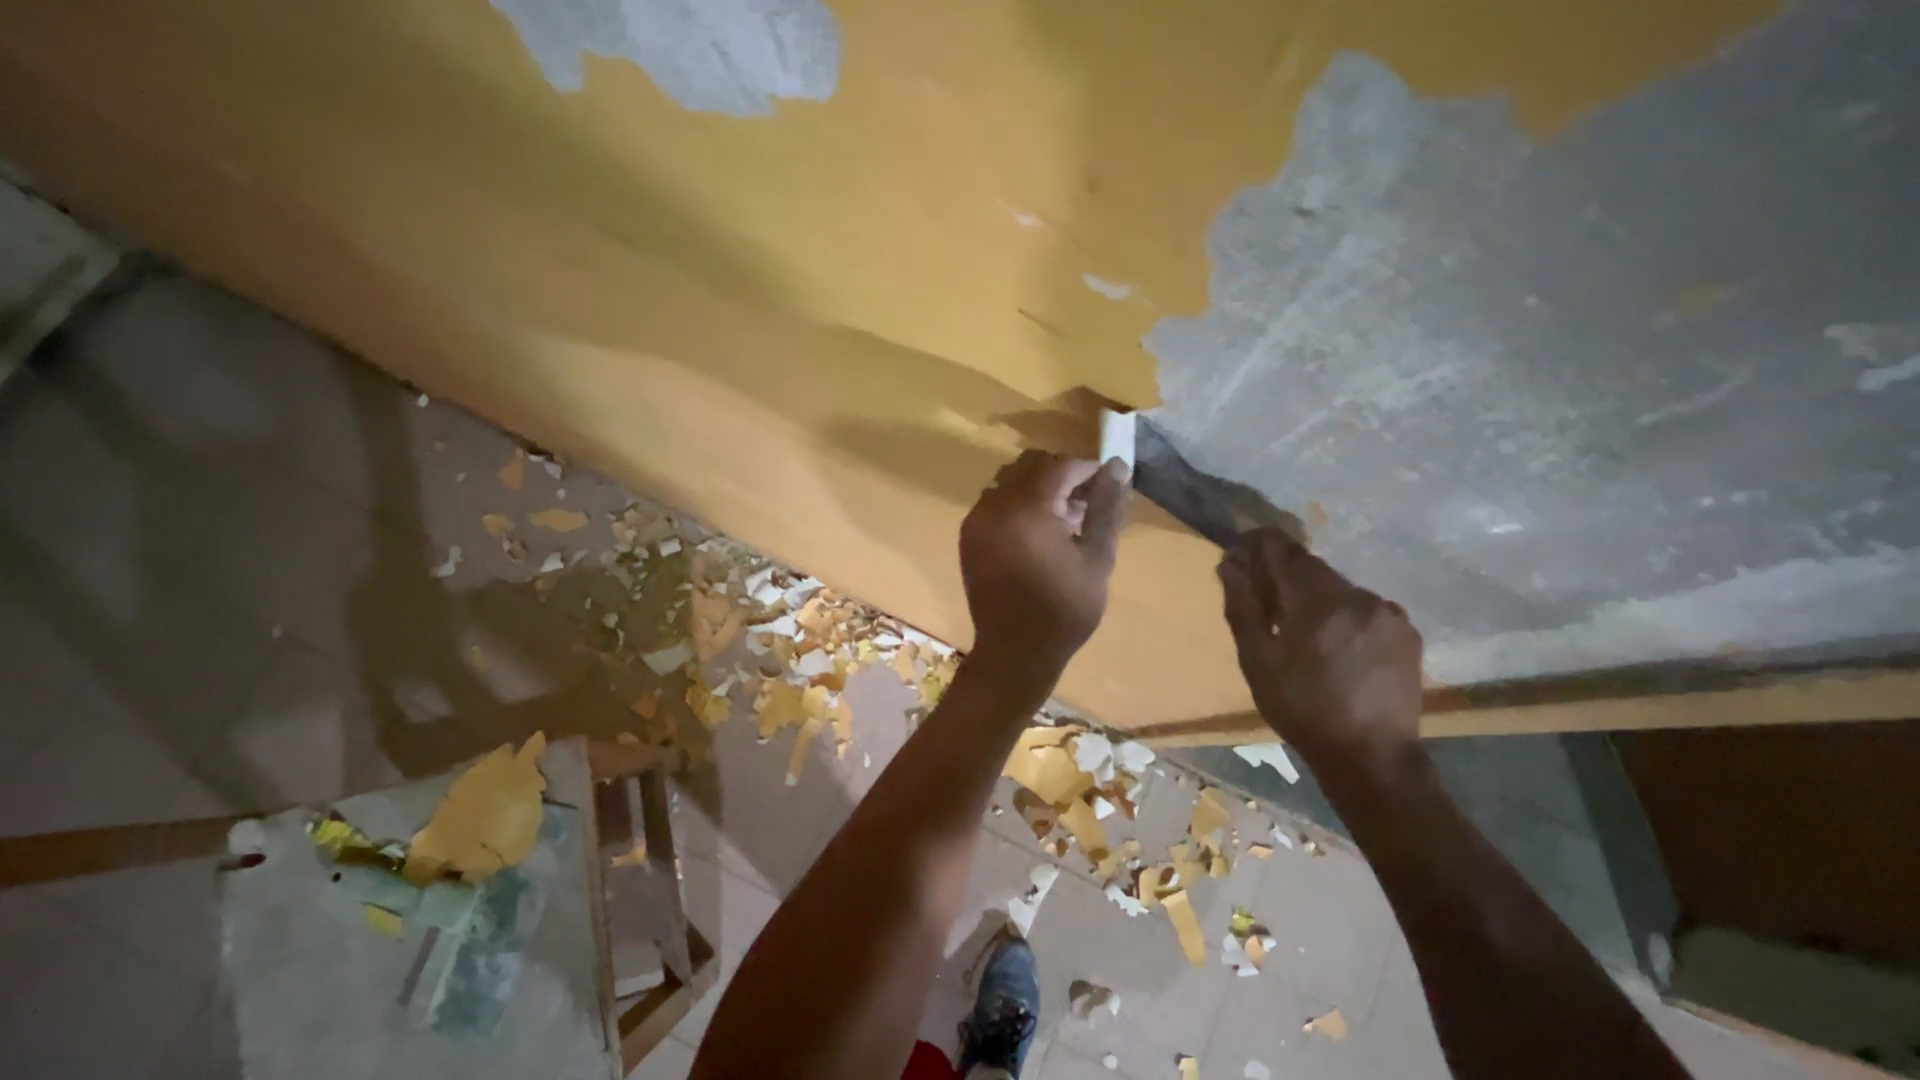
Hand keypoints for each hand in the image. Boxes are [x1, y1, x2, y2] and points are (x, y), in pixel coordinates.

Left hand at [960, 449, 1129, 679]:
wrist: (1014, 652)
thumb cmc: (1063, 610)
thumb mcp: (1097, 559)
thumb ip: (1106, 508)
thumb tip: (1117, 467)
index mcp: (1027, 509)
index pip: (1061, 467)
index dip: (1088, 470)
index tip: (1108, 486)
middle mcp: (995, 505)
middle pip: (1031, 465)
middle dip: (1062, 474)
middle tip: (1088, 501)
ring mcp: (977, 519)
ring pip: (1010, 479)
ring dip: (1039, 486)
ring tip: (1065, 517)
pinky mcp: (969, 535)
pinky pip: (994, 500)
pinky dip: (1018, 502)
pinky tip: (1040, 531)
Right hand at [1217, 528, 1423, 766]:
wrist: (1372, 756)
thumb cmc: (1302, 711)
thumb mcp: (1258, 663)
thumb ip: (1243, 608)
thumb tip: (1229, 565)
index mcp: (1316, 601)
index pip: (1283, 549)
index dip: (1258, 544)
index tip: (1241, 552)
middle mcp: (1357, 595)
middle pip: (1312, 568)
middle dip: (1285, 575)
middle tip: (1265, 600)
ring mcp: (1388, 612)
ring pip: (1340, 588)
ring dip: (1316, 598)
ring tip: (1301, 632)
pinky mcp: (1407, 631)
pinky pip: (1366, 609)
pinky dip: (1345, 616)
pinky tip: (1336, 647)